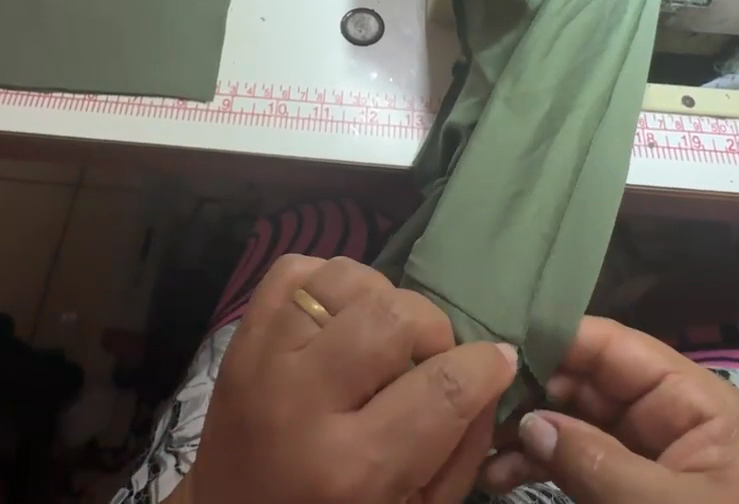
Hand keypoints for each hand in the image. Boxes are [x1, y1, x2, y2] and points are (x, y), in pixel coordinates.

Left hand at [170, 254, 517, 503]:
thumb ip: (460, 451)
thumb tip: (490, 373)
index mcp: (349, 470)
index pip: (442, 389)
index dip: (485, 367)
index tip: (497, 360)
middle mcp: (301, 402)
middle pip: (394, 316)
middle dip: (432, 329)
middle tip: (428, 357)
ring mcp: (263, 355)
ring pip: (347, 277)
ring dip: (381, 298)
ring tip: (380, 334)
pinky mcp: (242, 330)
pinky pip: (298, 267)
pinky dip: (329, 280)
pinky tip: (339, 317)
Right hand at [480, 317, 738, 503]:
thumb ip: (596, 463)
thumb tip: (529, 422)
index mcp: (693, 401)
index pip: (614, 346)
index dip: (555, 338)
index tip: (496, 341)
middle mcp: (665, 416)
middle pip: (586, 381)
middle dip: (530, 390)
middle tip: (475, 401)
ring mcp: (645, 455)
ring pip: (573, 422)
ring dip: (525, 433)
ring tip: (478, 447)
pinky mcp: (629, 491)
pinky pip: (576, 462)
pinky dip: (537, 465)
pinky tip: (497, 474)